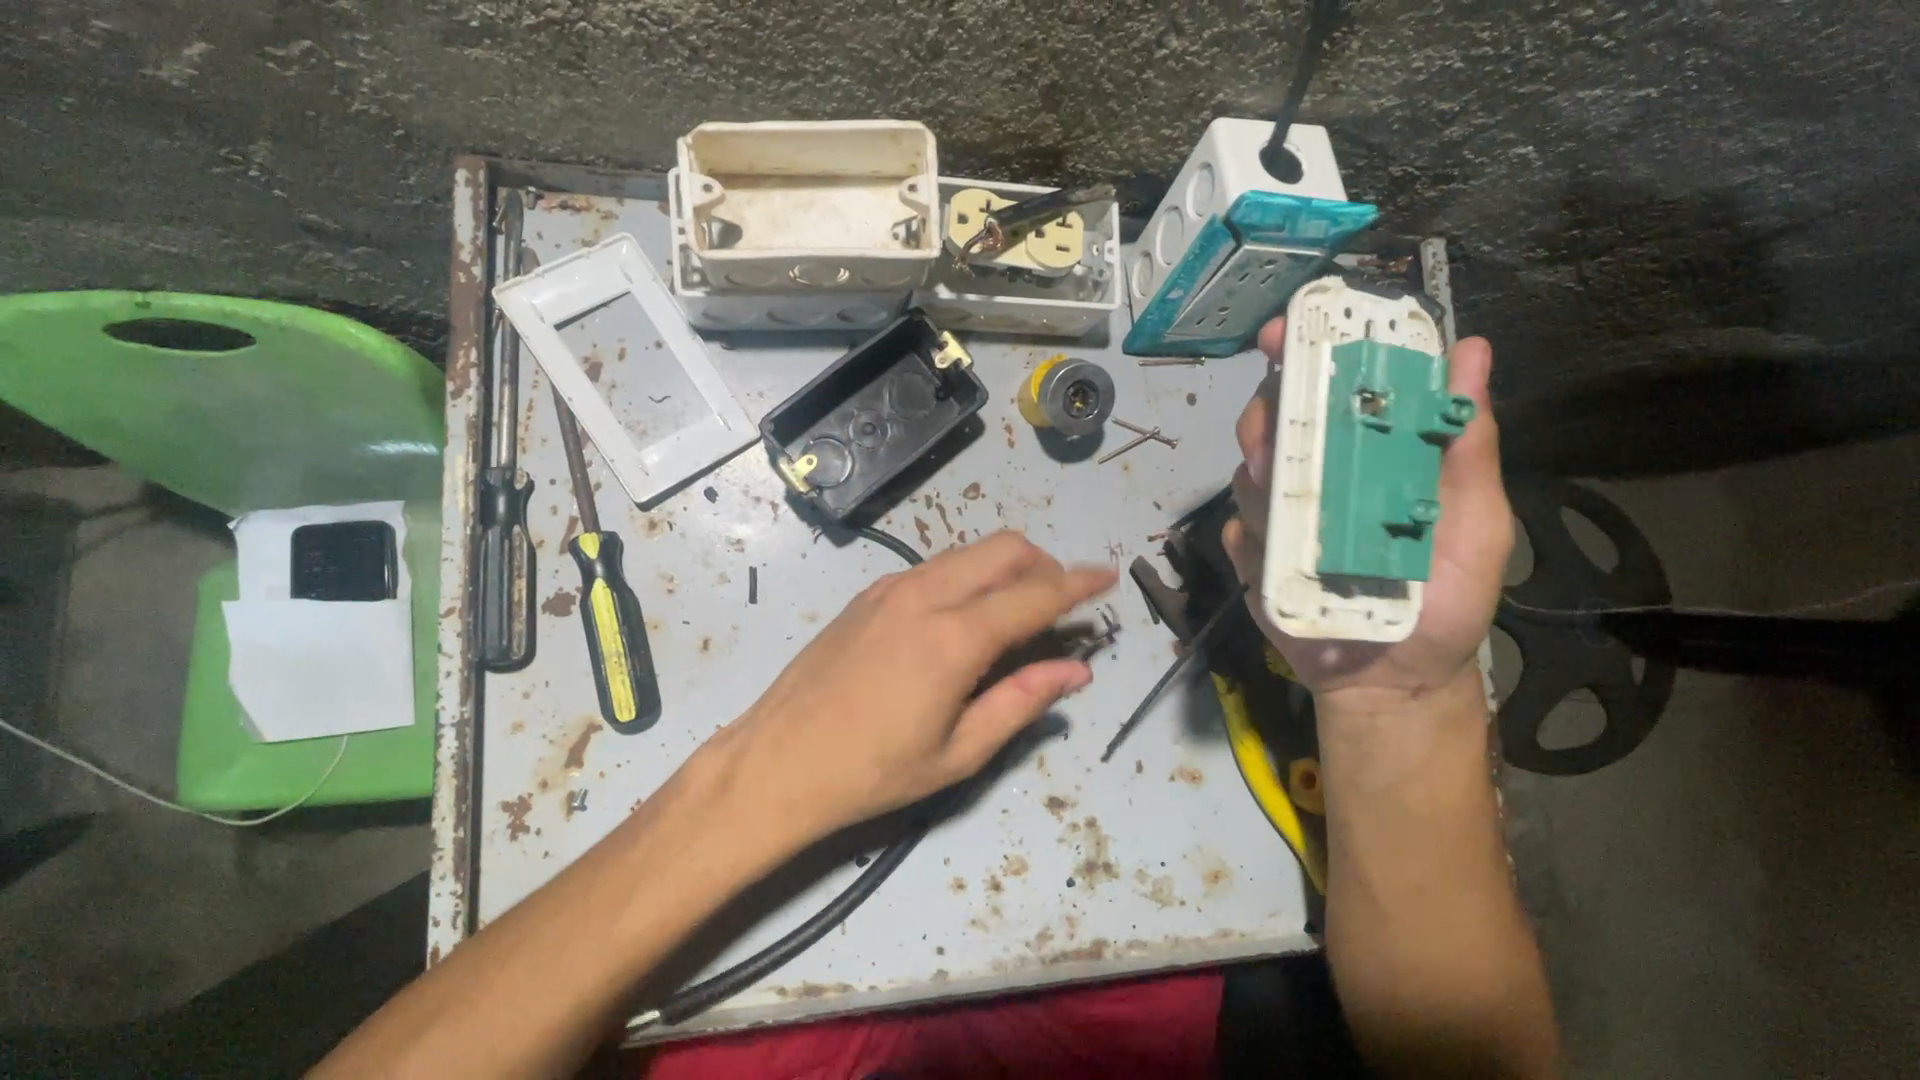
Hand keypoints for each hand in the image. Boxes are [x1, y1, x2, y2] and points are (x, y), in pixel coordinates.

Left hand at [721, 531, 1115, 841]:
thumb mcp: (959, 753)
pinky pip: (934, 567)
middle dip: (1044, 564)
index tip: (1108, 577)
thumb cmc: (872, 773)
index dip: (1079, 584)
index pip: (1035, 594)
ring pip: (967, 553)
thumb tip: (1077, 671)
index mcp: (954, 637)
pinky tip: (963, 620)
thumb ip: (1022, 702)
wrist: (776, 762)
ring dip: (1005, 569)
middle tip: (1062, 603)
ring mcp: (890, 588)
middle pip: (1004, 548)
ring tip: (1017, 615)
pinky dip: (967, 577)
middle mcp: (924, 595)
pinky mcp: (867, 594)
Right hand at [1221, 318, 1511, 709]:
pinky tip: (1274, 556)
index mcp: (1372, 455)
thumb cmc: (1447, 601)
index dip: (1306, 351)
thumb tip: (1471, 352)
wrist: (1397, 681)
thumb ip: (1469, 445)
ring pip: (1246, 471)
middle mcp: (1321, 476)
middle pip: (1274, 418)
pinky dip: (1252, 536)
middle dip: (1267, 409)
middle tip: (1277, 421)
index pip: (1333, 387)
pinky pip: (1239, 533)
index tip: (1288, 331)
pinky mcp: (1255, 560)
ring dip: (1257, 470)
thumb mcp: (1477, 521)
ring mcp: (1283, 518)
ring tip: (1275, 484)